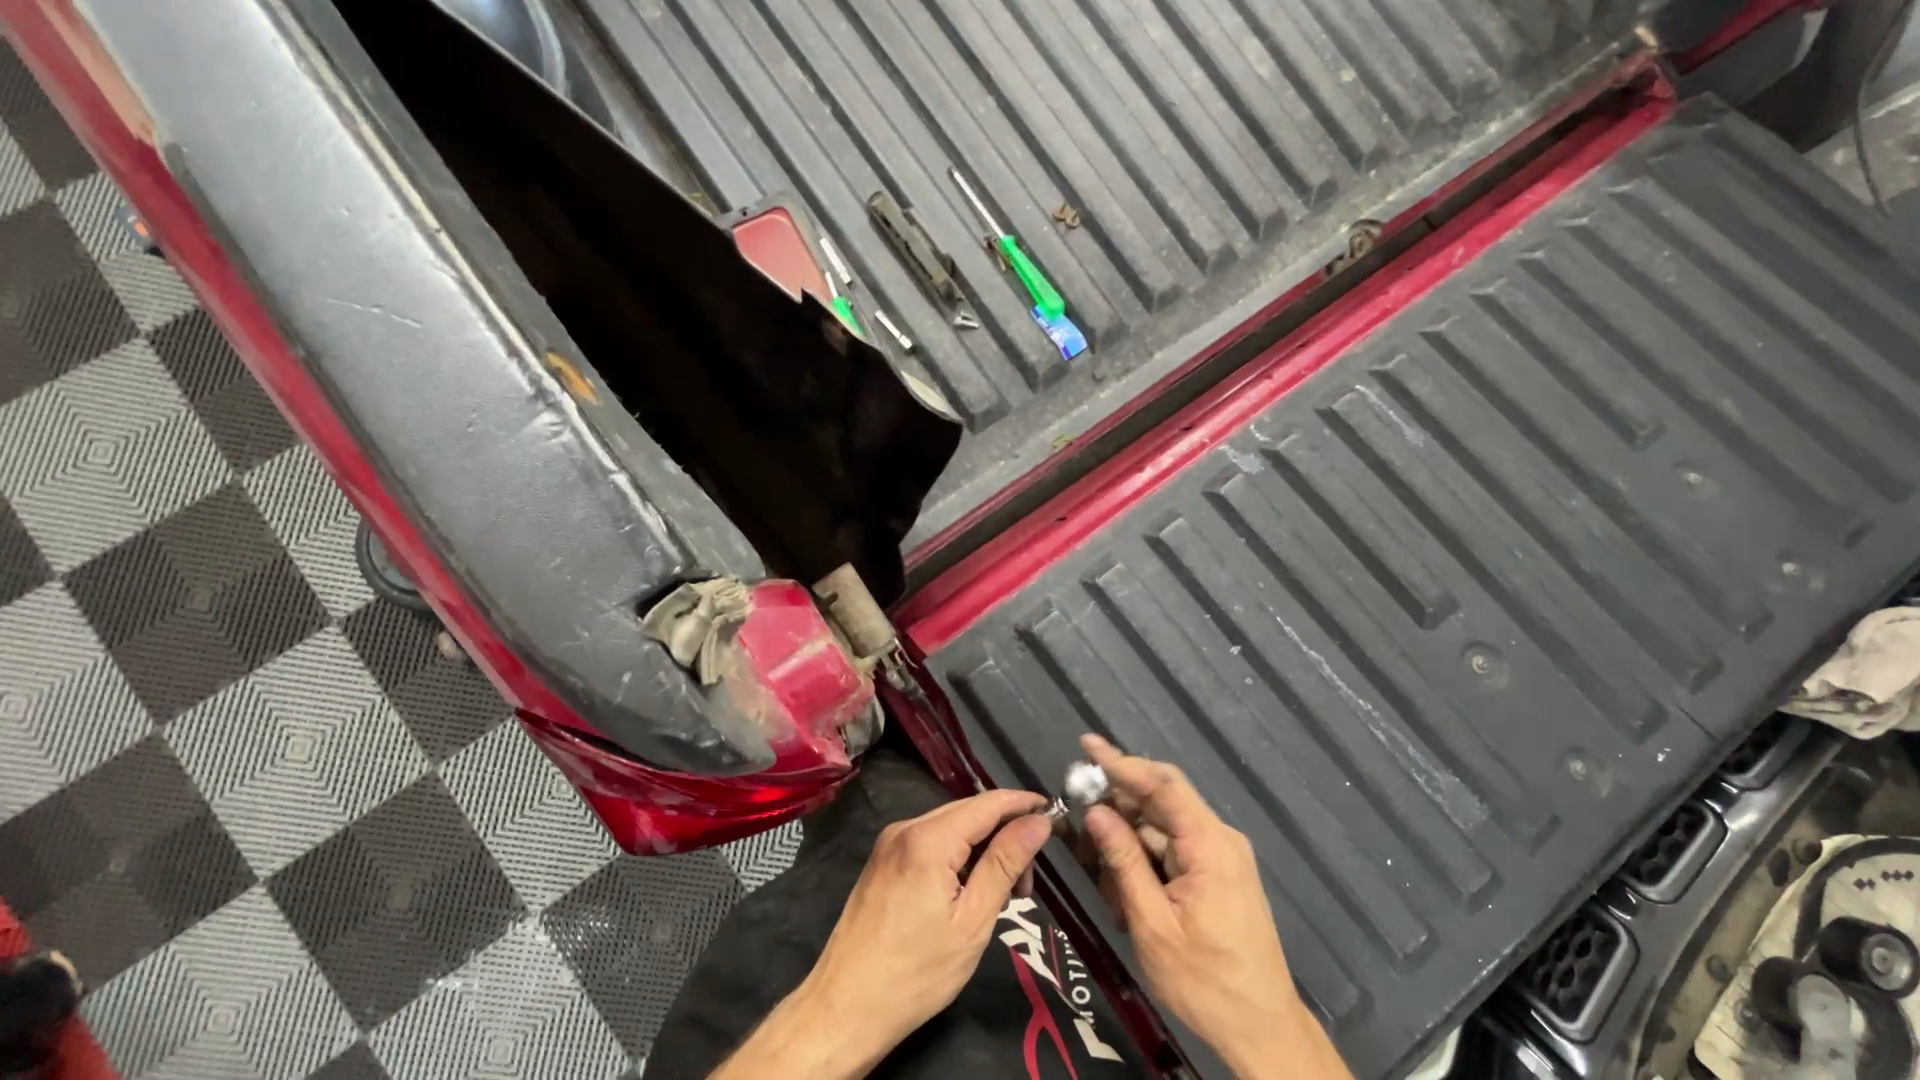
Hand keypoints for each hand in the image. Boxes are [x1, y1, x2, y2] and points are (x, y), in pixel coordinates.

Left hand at [714, 788, 1053, 1079]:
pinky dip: (959, 858)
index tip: (1058, 815)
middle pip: (969, 813)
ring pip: (951, 828)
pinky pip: (931, 844)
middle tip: (1029, 882)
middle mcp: (905, 828)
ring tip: (1003, 895)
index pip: (988, 803)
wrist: (847, 1006)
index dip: (1024, 804)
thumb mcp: (973, 920)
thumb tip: (1039, 821)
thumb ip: (1005, 863)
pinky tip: (971, 892)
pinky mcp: (883, 862)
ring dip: (983, 849)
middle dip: (1006, 834)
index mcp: (928, 838)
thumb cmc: (917, 971)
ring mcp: (890, 844)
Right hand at [1079, 734, 1351, 1079]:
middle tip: (1079, 827)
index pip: (1163, 785)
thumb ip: (1124, 862)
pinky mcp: (1218, 874)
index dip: (1122, 762)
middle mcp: (1220, 840)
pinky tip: (1124, 892)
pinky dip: (1144, 862)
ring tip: (1104, 882)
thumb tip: (1096, 812)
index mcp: (1210, 846)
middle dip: (1117, 807)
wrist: (1262, 1027)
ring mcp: (1221, 857)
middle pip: (1161, 801)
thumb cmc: (1206, 981)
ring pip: (1162, 829)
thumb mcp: (1153, 924)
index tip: (1086, 745)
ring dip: (1127, 844)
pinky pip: (1172, 850)